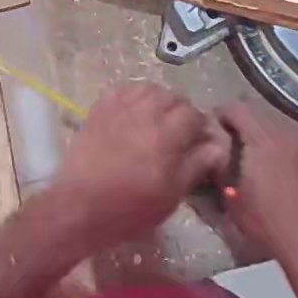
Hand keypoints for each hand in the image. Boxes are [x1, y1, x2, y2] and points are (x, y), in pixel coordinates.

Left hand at [54, 84, 231, 245]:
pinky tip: (133, 112)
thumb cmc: (130, 207)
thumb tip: (217, 146)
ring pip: (149, 88)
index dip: (199, 126)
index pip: (194, 114)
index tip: (197, 140)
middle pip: (173, 97)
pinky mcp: (100, 110)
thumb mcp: (172, 194)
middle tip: (178, 132)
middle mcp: (146, 113)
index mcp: (167, 134)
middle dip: (181, 111)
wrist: (80, 208)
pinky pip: (123, 90)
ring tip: (157, 118)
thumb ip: (197, 165)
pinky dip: (133, 96)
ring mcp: (120, 108)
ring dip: (158, 100)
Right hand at [217, 103, 297, 261]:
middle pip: (257, 114)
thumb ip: (222, 170)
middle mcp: (283, 134)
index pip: (238, 110)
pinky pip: (288, 141)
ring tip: (246, 149)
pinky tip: (269, 163)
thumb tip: (214, 156)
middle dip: (240, 121)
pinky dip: (275, 144)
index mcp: (261, 139)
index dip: (222, 113)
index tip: (210, 123)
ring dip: (258, 131)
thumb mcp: (232, 198)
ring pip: (275, 125)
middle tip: (225, 136)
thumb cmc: (264, 221)